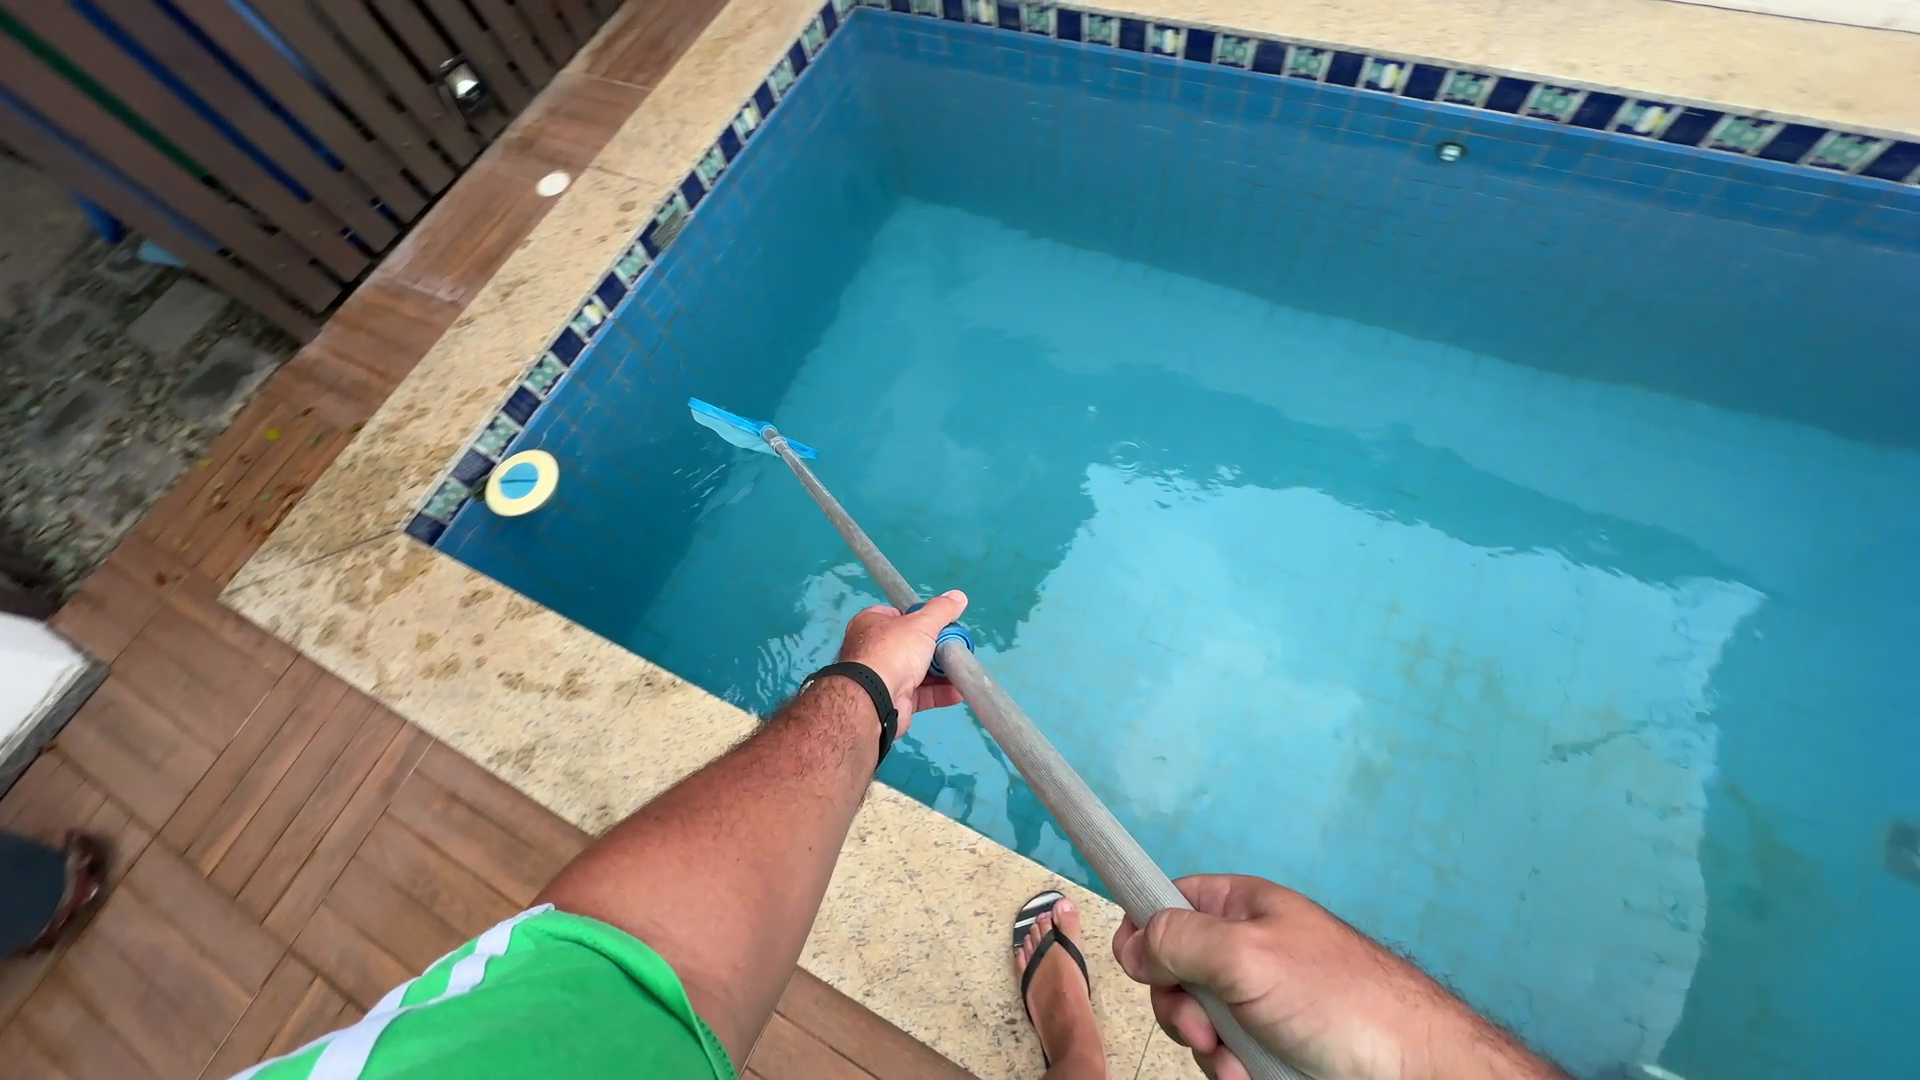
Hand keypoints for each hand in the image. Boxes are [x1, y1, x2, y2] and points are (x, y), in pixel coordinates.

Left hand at [835, 590, 967, 735]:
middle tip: (954, 647)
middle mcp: (873, 649)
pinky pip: (920, 693)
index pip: (898, 615)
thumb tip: (958, 596)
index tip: (940, 624)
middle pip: (911, 645)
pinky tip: (957, 691)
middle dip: (935, 648)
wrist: (875, 698)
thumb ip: (941, 610)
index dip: (920, 618)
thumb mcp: (922, 624)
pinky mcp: (893, 700)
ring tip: (961, 668)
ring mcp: (882, 676)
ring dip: (941, 672)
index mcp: (871, 623)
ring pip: (918, 671)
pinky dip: (939, 692)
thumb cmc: (893, 651)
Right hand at [1112, 875, 1564, 1079]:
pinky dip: (1232, 1071)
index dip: (1145, 930)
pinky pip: (1225, 1056)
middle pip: (1174, 968)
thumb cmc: (1333, 998)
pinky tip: (1254, 1078)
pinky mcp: (1271, 1049)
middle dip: (1179, 1005)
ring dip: (1208, 1047)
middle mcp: (1244, 949)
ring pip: (1197, 1020)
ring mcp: (1258, 1001)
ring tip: (1241, 1064)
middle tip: (1202, 1029)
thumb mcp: (1246, 954)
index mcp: (1240, 907)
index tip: (1139, 968)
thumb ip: (1178, 939)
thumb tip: (1127, 942)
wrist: (1419, 1073)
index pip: (1168, 901)